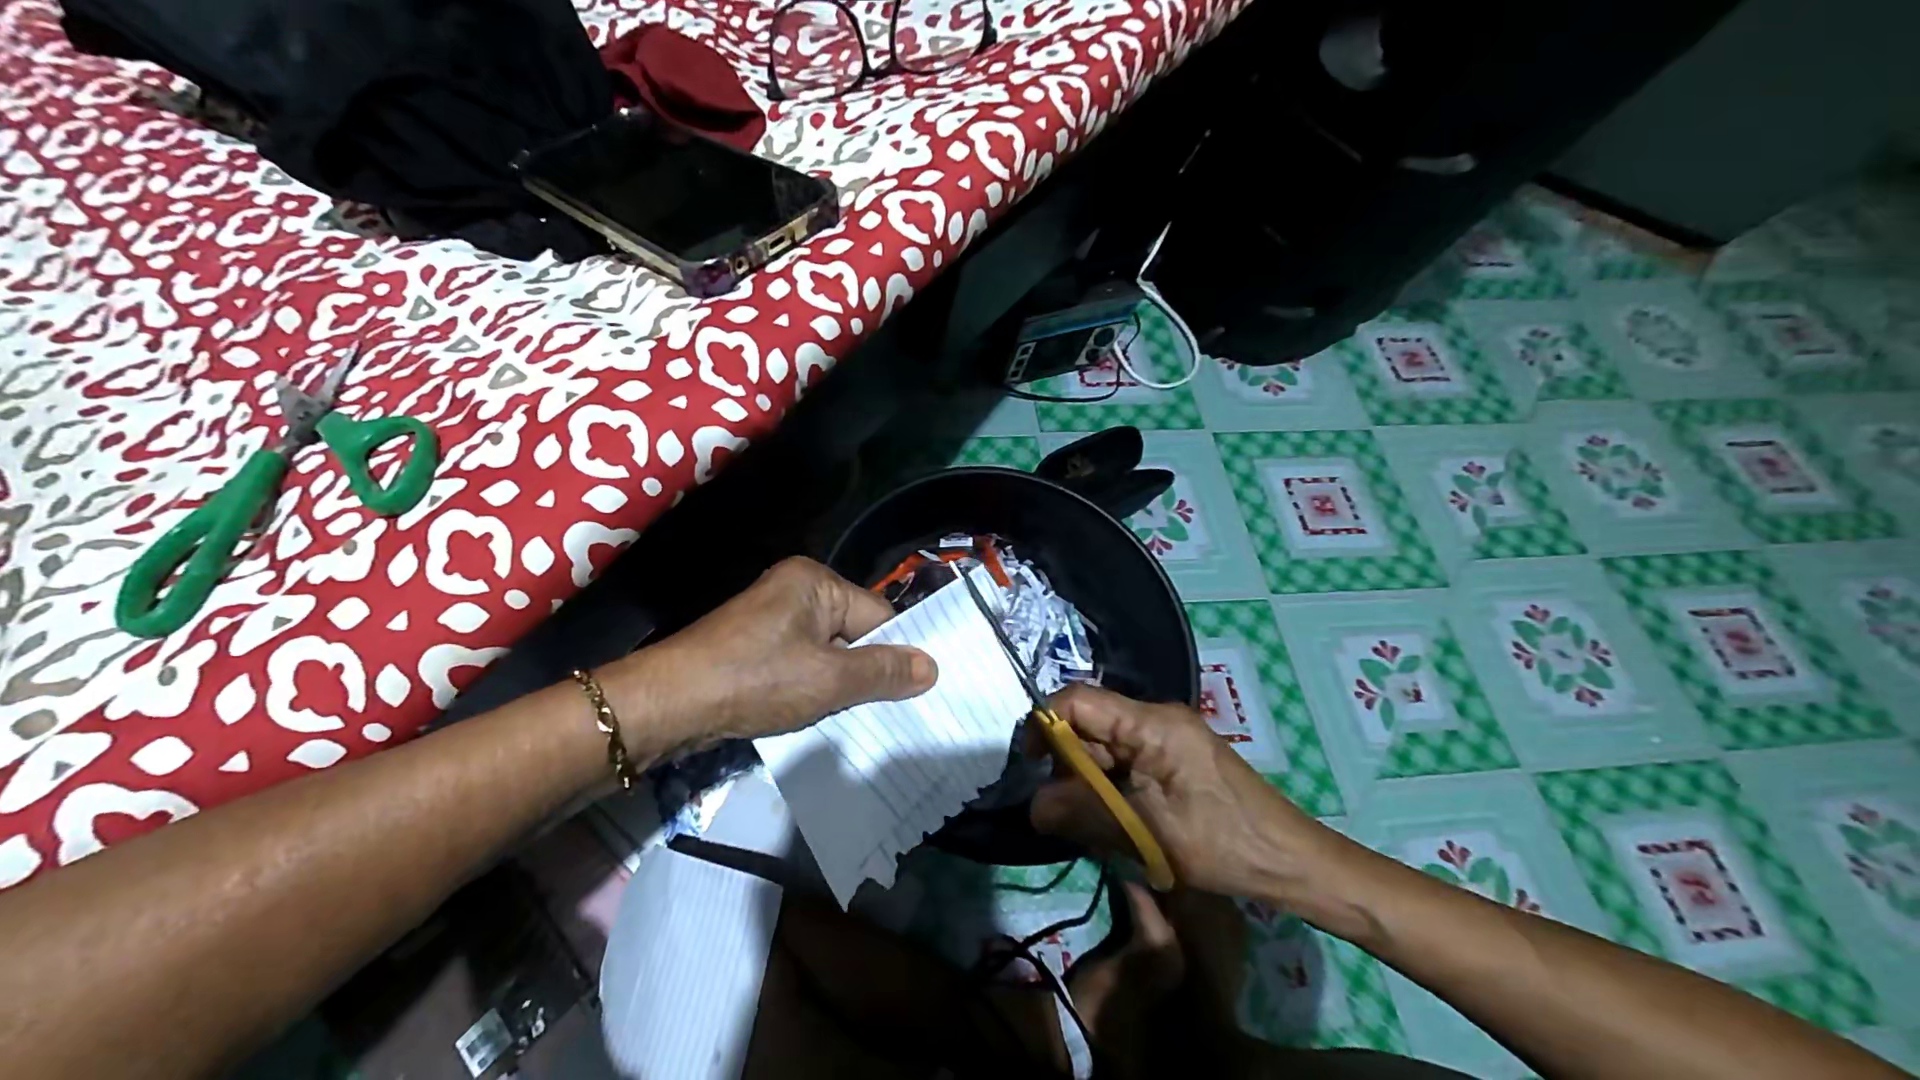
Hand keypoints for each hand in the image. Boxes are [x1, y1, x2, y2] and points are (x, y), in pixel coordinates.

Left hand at [606, 557, 936, 750]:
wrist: (669, 704)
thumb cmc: (755, 680)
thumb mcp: (829, 679)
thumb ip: (883, 672)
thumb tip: (931, 667)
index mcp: (815, 582)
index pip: (878, 615)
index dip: (895, 652)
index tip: (915, 690)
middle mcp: (795, 591)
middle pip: (854, 633)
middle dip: (866, 672)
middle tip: (888, 710)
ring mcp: (772, 619)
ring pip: (829, 653)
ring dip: (840, 684)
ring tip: (852, 715)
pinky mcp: (756, 646)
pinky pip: (803, 664)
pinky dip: (813, 688)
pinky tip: (818, 713)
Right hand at [1030, 684, 1346, 907]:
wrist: (1291, 861)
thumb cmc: (1223, 843)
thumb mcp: (1146, 831)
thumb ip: (1084, 812)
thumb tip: (1032, 807)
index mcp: (1151, 722)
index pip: (1079, 700)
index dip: (1046, 725)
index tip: (1031, 766)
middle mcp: (1155, 719)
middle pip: (1089, 724)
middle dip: (1069, 764)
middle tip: (1065, 810)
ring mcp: (1166, 738)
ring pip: (1105, 747)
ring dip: (1090, 782)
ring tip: (1094, 824)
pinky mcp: (1172, 759)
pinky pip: (1125, 763)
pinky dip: (1110, 789)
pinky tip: (1115, 822)